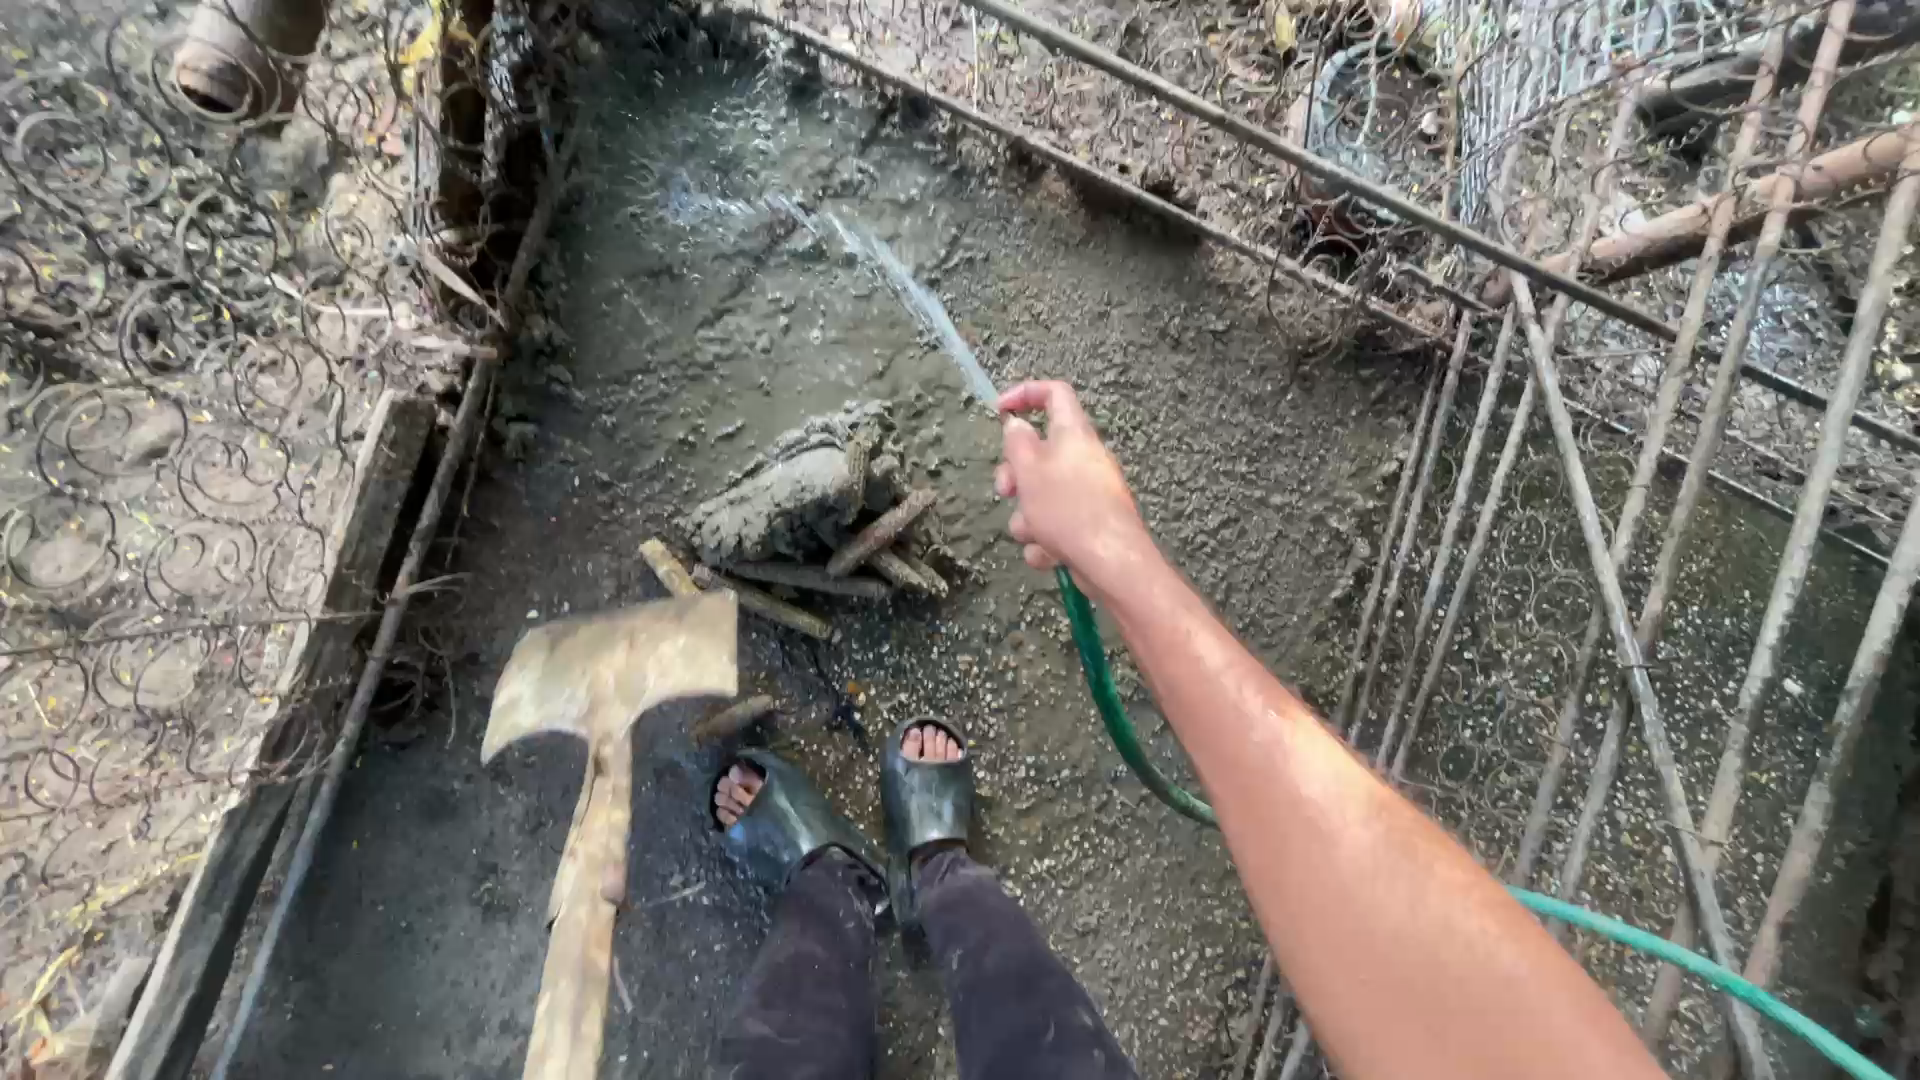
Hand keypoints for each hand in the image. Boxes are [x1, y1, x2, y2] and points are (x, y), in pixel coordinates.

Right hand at [995, 381, 1155, 599]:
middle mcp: (1083, 459)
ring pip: (1041, 496)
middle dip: (1015, 475)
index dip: (1025, 393)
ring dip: (1027, 517)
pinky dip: (1045, 541)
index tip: (999, 410)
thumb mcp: (1030, 470)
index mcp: (1073, 434)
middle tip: (1005, 491)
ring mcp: (1088, 494)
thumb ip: (1017, 443)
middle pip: (1039, 453)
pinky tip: (1048, 554)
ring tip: (1033, 532)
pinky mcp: (1088, 526)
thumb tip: (1017, 424)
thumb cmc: (1068, 509)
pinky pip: (1054, 526)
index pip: (1054, 394)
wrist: (1110, 562)